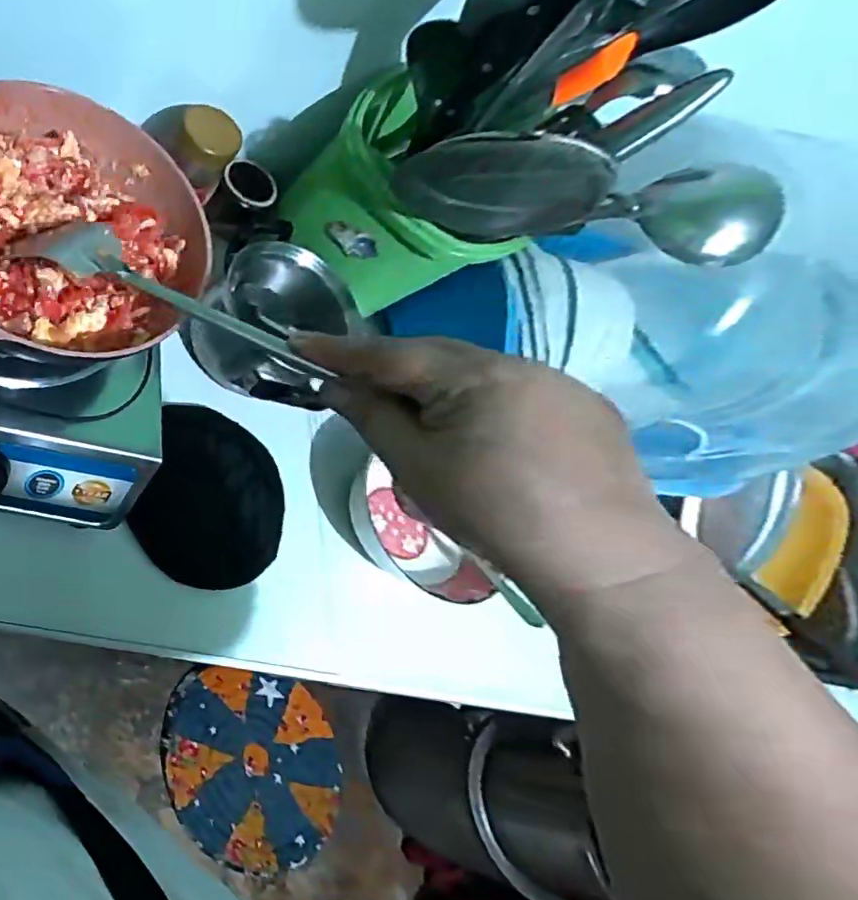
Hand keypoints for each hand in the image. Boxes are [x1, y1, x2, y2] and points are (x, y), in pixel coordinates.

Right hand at [298, 335, 709, 599]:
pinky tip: (463, 429)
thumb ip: (369, 415)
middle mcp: (520, 365)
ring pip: (471, 371)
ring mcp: (559, 384)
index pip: (390, 353)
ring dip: (428, 382)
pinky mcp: (583, 409)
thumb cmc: (490, 509)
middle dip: (384, 364)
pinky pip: (507, 390)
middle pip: (433, 355)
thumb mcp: (411, 463)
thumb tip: (336, 386)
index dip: (338, 349)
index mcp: (476, 375)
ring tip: (399, 409)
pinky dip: (469, 398)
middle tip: (341, 377)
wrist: (602, 559)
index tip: (296, 341)